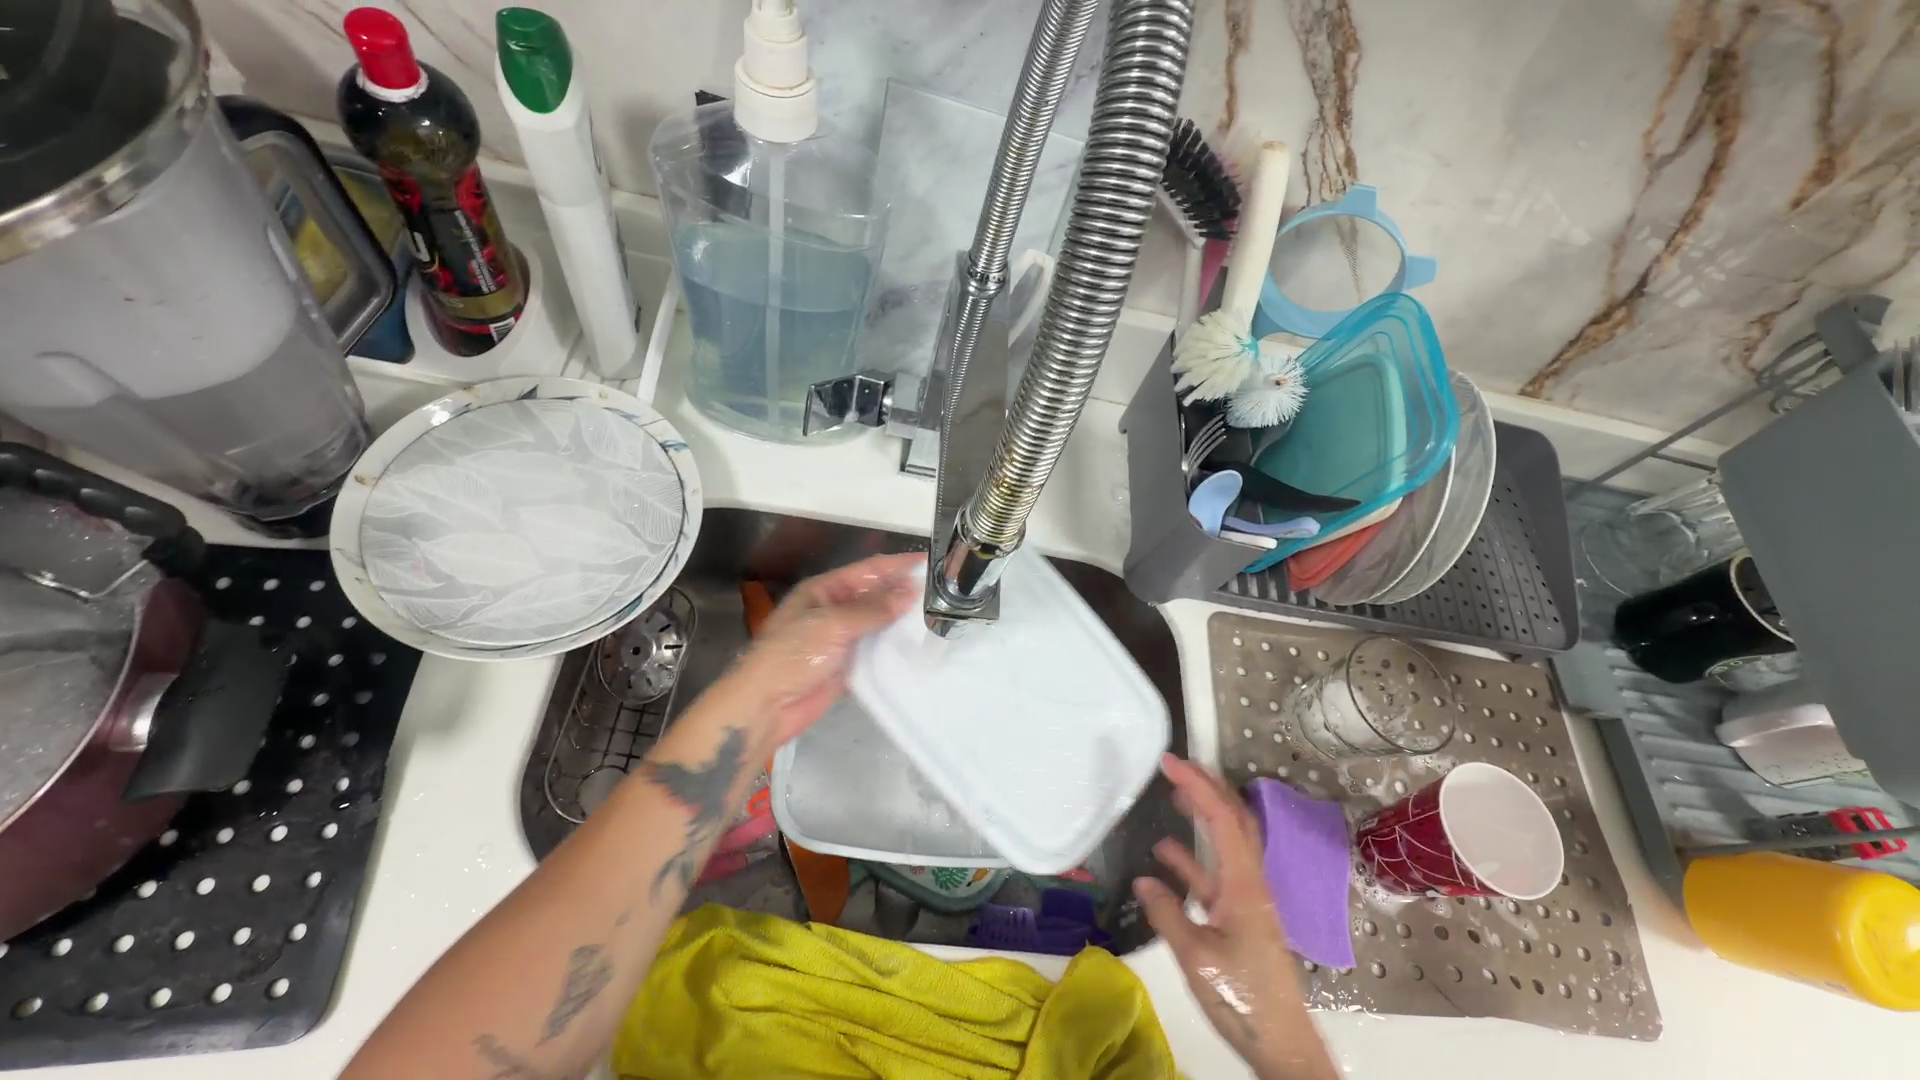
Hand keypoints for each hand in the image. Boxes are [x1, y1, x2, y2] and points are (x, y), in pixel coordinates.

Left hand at [715, 552, 922, 749]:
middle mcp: (833, 610)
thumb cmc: (792, 656)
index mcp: (823, 591)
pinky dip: (895, 649)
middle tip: (943, 593)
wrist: (766, 706)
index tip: (928, 563)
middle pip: (875, 596)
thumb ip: (872, 609)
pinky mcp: (847, 666)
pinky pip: (876, 652)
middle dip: (903, 593)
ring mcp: (840, 639)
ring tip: (939, 617)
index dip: (897, 566)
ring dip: (902, 622)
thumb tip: (909, 592)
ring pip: (878, 624)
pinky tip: (919, 647)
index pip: (867, 571)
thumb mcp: (832, 625)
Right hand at [1133, 755, 1335, 1079]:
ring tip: (1175, 798)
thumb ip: (1168, 915)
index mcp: (1244, 884)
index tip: (1170, 762)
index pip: (1222, 820)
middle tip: (1178, 766)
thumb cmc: (1242, 997)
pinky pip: (1215, 878)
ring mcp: (1248, 901)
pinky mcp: (1241, 920)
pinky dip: (1192, 862)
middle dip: (1208, 788)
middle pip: (1234, 822)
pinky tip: (1164, 862)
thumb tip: (1144, 880)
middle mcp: (1251, 884)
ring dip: (1203, 818)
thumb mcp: (1195, 956)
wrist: (1282, 1042)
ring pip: (1226, 846)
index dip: (1197, 785)